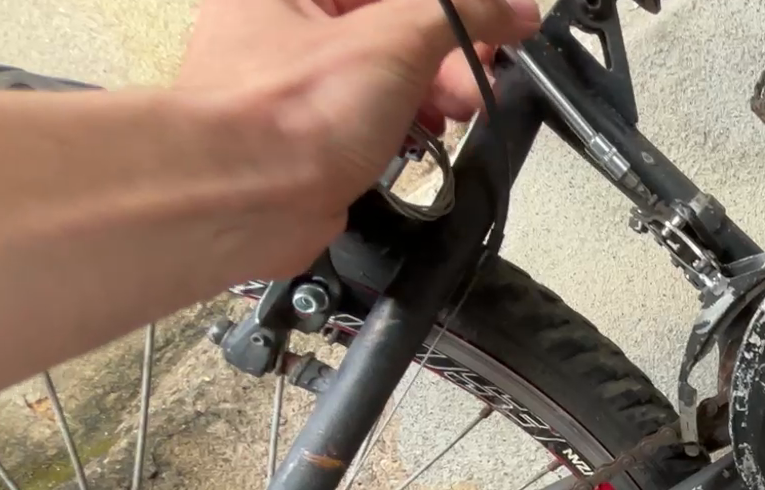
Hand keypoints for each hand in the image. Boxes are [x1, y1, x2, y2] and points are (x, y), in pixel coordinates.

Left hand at [175, 0, 540, 256]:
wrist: (250, 194)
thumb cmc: (296, 112)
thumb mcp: (393, 42)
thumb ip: (460, 15)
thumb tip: (514, 7)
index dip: (457, 10)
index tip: (506, 26)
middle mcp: (289, 17)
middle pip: (395, 24)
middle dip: (450, 56)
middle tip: (480, 87)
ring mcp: (303, 75)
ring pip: (391, 69)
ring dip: (436, 93)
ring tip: (459, 118)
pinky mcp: (319, 126)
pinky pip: (379, 110)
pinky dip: (411, 123)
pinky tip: (427, 138)